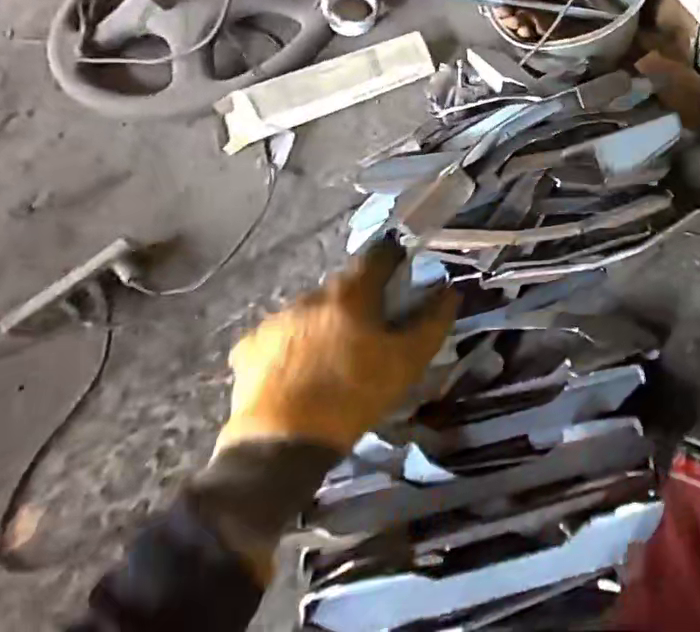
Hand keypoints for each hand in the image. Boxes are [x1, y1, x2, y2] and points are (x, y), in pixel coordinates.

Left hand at [215, 240, 457, 455]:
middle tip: (374, 328)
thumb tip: (450, 291)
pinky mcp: (248, 348)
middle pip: (344, 285)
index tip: (405, 274)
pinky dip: (295, 342)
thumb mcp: (410, 360)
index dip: (396, 259)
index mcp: (351, 292)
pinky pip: (282, 334)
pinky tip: (303, 367)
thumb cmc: (355, 394)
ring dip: (327, 321)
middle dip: (361, 299)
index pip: (379, 254)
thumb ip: (434, 319)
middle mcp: (310, 296)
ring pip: (312, 309)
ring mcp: (275, 321)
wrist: (282, 445)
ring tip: (337, 353)